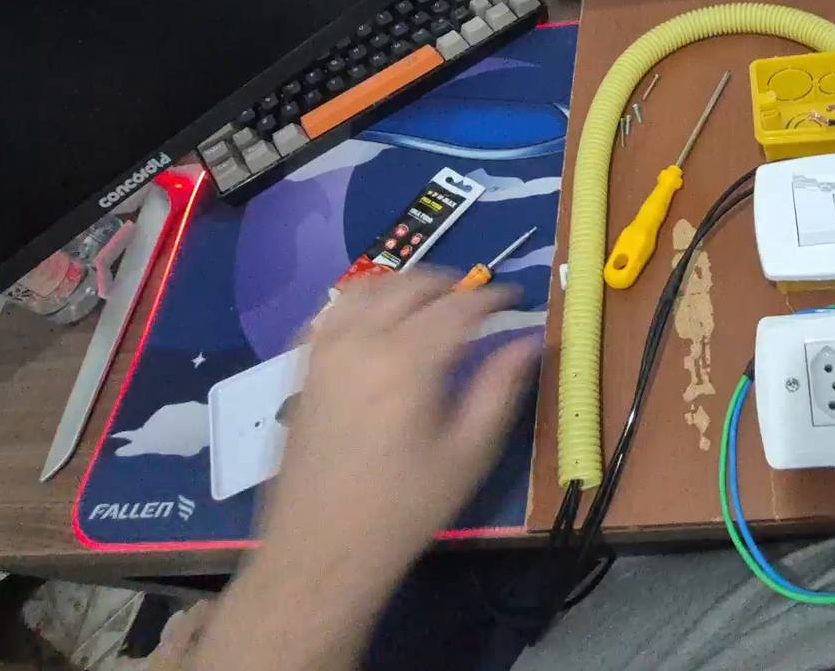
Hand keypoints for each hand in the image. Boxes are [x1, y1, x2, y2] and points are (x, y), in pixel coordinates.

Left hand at [254, 268, 539, 591]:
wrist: (322, 551)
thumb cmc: (406, 506)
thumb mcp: (470, 452)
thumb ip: (502, 387)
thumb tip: (530, 341)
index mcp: (410, 361)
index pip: (461, 305)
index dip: (494, 296)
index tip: (515, 299)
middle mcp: (364, 343)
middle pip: (413, 286)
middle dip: (453, 284)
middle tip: (479, 301)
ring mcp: (327, 353)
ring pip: (369, 288)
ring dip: (407, 285)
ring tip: (433, 302)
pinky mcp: (304, 370)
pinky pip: (331, 312)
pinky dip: (360, 301)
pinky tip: (378, 318)